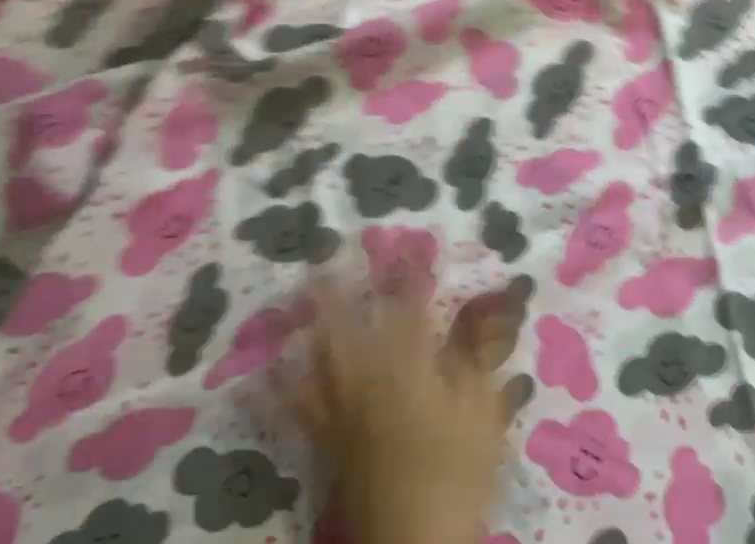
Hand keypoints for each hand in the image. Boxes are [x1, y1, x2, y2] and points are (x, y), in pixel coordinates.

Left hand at [285, 283, 523, 543]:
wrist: (412, 537)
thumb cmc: (456, 465)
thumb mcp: (480, 404)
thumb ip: (478, 350)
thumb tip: (492, 300)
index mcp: (407, 369)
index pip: (407, 310)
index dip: (407, 274)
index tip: (406, 241)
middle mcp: (365, 383)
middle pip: (347, 328)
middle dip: (339, 291)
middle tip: (325, 257)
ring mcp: (339, 415)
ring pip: (315, 361)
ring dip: (305, 328)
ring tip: (292, 299)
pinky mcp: (325, 444)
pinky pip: (293, 408)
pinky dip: (275, 387)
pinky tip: (262, 374)